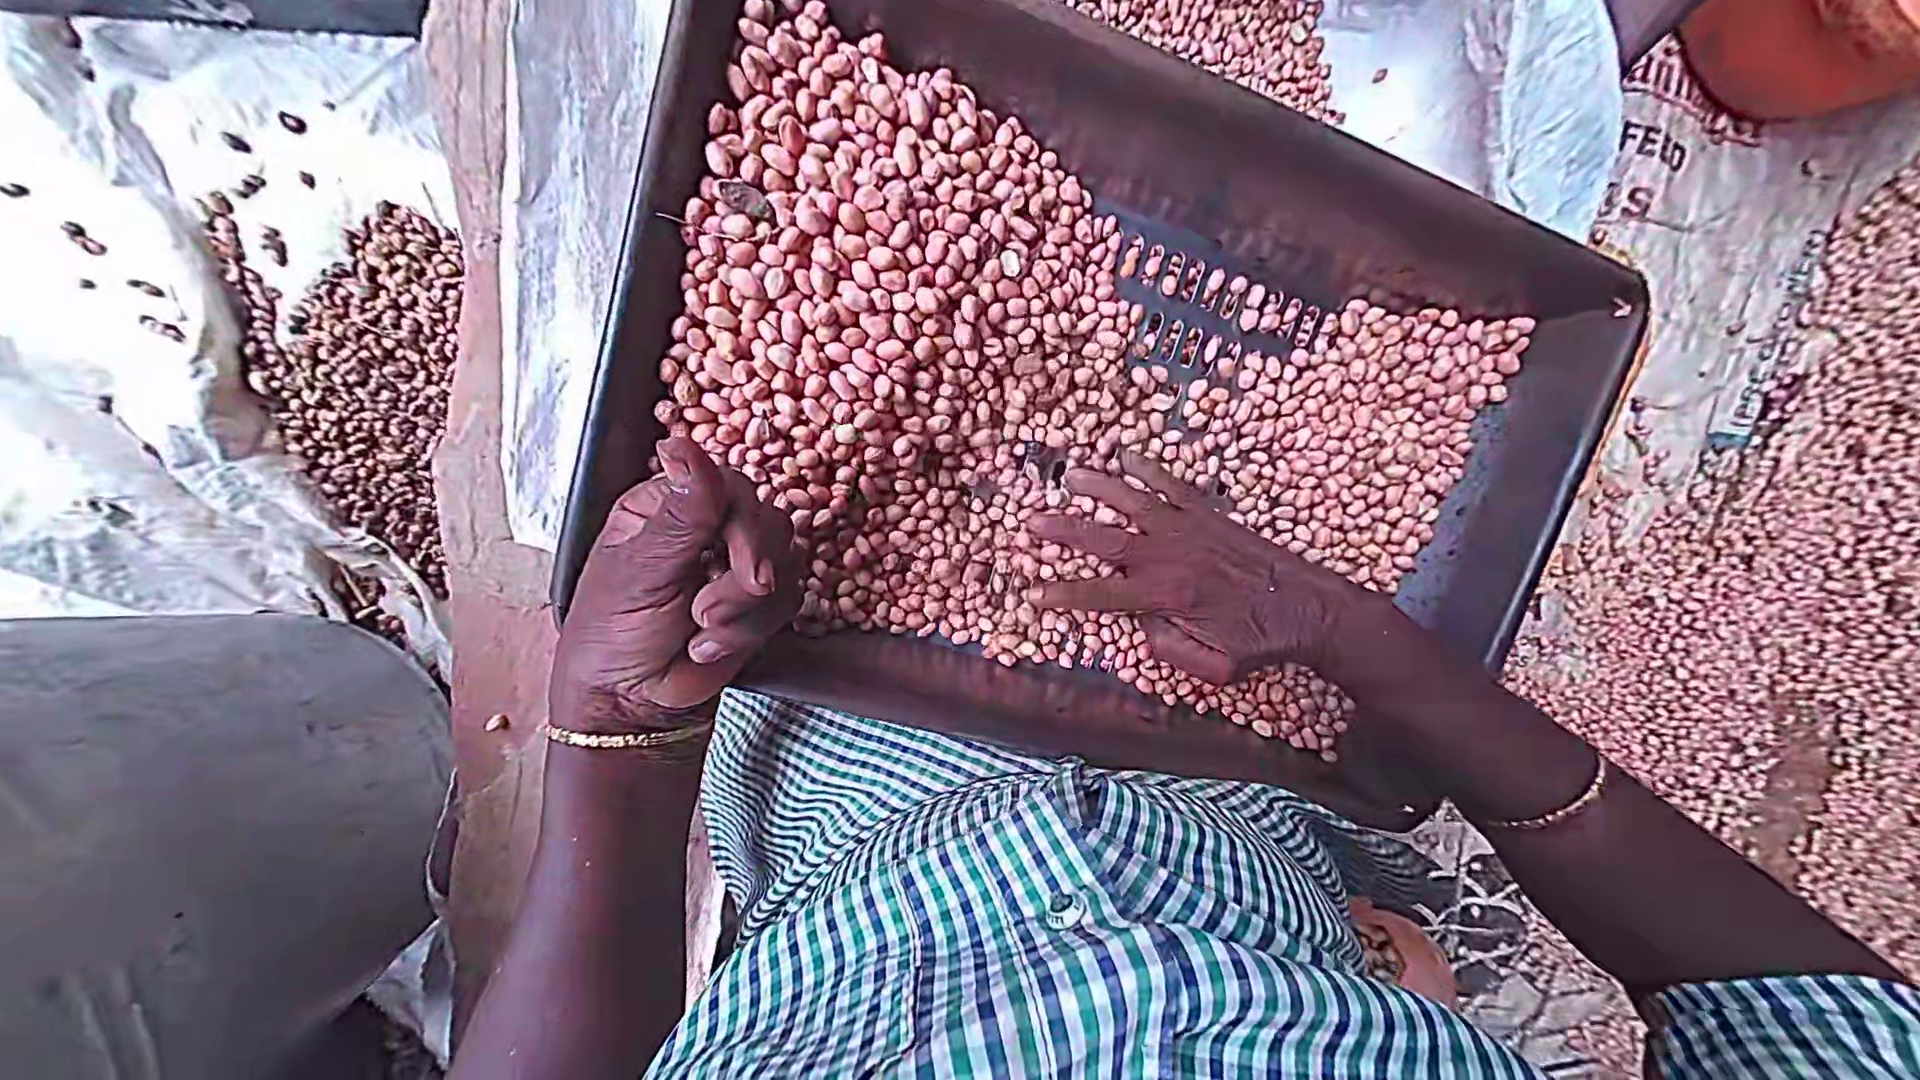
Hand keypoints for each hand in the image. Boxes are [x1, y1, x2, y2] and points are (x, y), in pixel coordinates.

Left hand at [550, 438, 800, 732]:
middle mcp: (709, 528)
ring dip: (747, 608)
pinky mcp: (760, 600)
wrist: (632, 705)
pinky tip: (711, 645)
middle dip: (745, 576)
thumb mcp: (638, 574)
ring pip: (786, 562)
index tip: (743, 566)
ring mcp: (737, 563)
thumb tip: (683, 447)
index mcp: (668, 507)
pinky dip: (754, 628)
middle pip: (768, 522)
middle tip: (709, 613)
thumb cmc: (612, 636)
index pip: (731, 488)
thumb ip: (678, 517)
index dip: (745, 525)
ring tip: (701, 634)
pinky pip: (790, 598)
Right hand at [1026, 451, 1373, 685]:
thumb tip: (1139, 624)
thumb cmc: (1260, 640)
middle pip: (1105, 540)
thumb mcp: (1213, 665)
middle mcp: (1170, 557)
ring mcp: (1188, 530)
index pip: (1100, 595)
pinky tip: (1127, 457)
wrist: (1311, 607)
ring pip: (1133, 502)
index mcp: (1166, 597)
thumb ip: (1167, 648)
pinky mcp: (1207, 514)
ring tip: (1070, 477)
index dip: (1063, 595)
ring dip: (1098, 489)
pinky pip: (1172, 486)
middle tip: (1032, 521)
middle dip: (1064, 532)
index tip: (1034, 594)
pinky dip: (1148, 470)